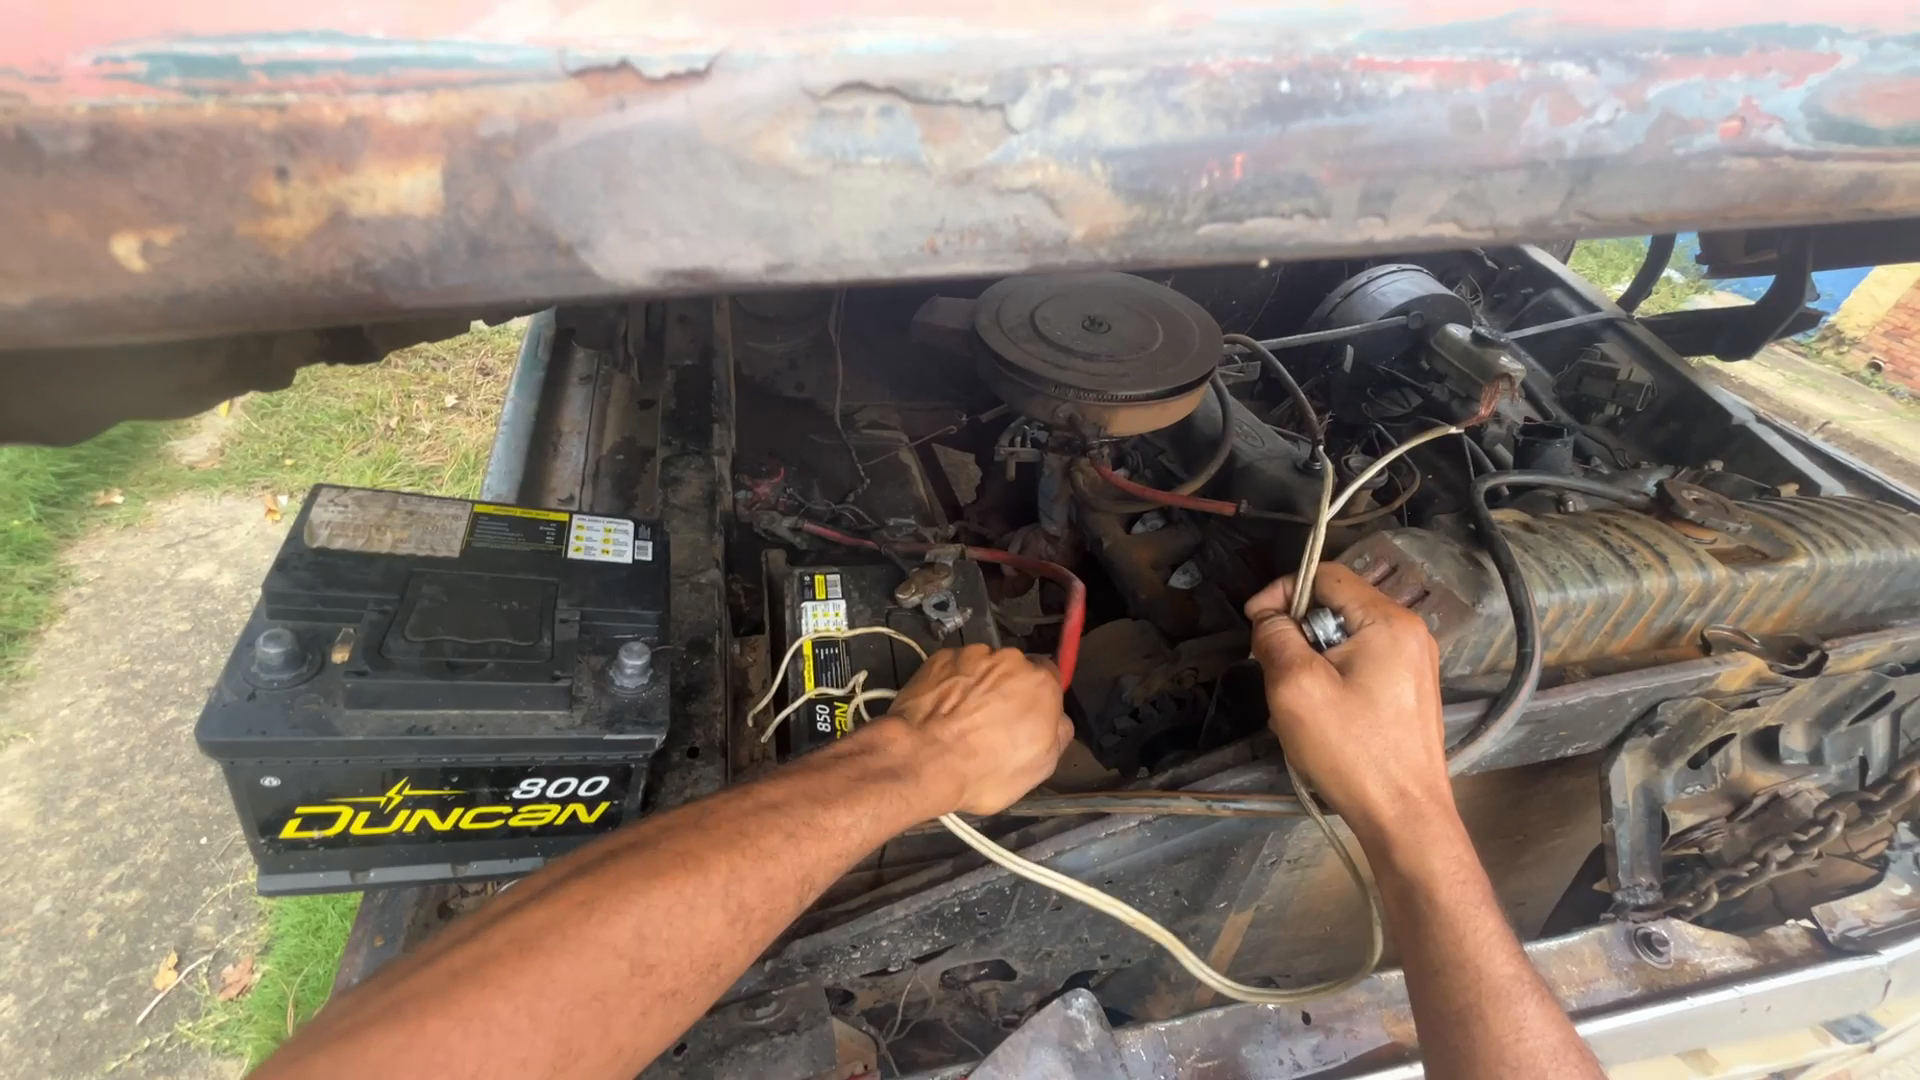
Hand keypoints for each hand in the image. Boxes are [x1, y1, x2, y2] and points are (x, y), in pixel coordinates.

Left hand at [884, 644, 1073, 815]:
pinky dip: (950, 683)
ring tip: (961, 719)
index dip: (1039, 696)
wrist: (923, 759)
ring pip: (981, 667)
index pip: (1050, 675)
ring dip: (976, 685)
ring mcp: (971, 655)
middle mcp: (1009, 660)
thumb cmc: (986, 768)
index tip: (1027, 713)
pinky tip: (941, 710)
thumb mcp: (1041, 766)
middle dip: (1006, 689)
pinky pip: (952, 668)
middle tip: (991, 722)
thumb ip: (1058, 733)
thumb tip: (1059, 720)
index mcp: (1040, 682)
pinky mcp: (939, 658)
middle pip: (1013, 669)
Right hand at [1244, 563, 1451, 842]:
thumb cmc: (1350, 749)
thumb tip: (1269, 617)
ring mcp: (1413, 665)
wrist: (1404, 818)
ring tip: (1292, 695)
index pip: (1328, 575)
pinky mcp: (1408, 693)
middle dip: (1295, 628)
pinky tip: (1317, 712)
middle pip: (1336, 605)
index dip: (1283, 589)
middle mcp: (1409, 635)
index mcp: (1388, 623)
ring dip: (1308, 656)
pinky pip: (1358, 664)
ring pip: (1344, 638)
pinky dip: (1329, 676)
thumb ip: (1275, 637)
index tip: (1255, 622)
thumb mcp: (1295, 685)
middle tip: (1270, 663)